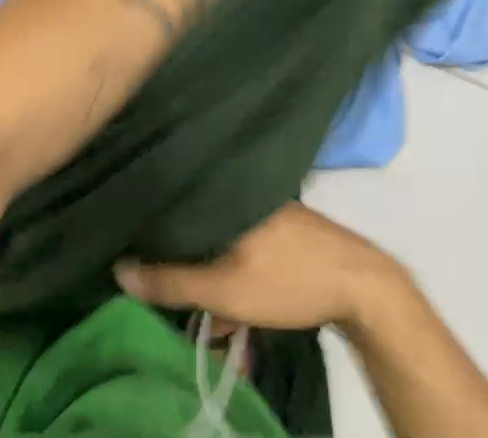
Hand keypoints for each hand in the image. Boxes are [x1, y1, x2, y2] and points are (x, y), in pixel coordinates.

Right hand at [114, 202, 411, 331]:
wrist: (368, 291)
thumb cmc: (290, 280)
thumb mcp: (224, 290)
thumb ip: (171, 281)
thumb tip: (119, 270)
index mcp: (225, 194)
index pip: (172, 196)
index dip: (148, 219)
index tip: (128, 238)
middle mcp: (244, 192)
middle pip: (196, 216)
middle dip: (179, 247)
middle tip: (161, 272)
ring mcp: (269, 207)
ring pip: (221, 232)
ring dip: (209, 261)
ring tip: (201, 295)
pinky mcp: (286, 225)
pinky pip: (244, 239)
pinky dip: (232, 260)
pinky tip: (234, 292)